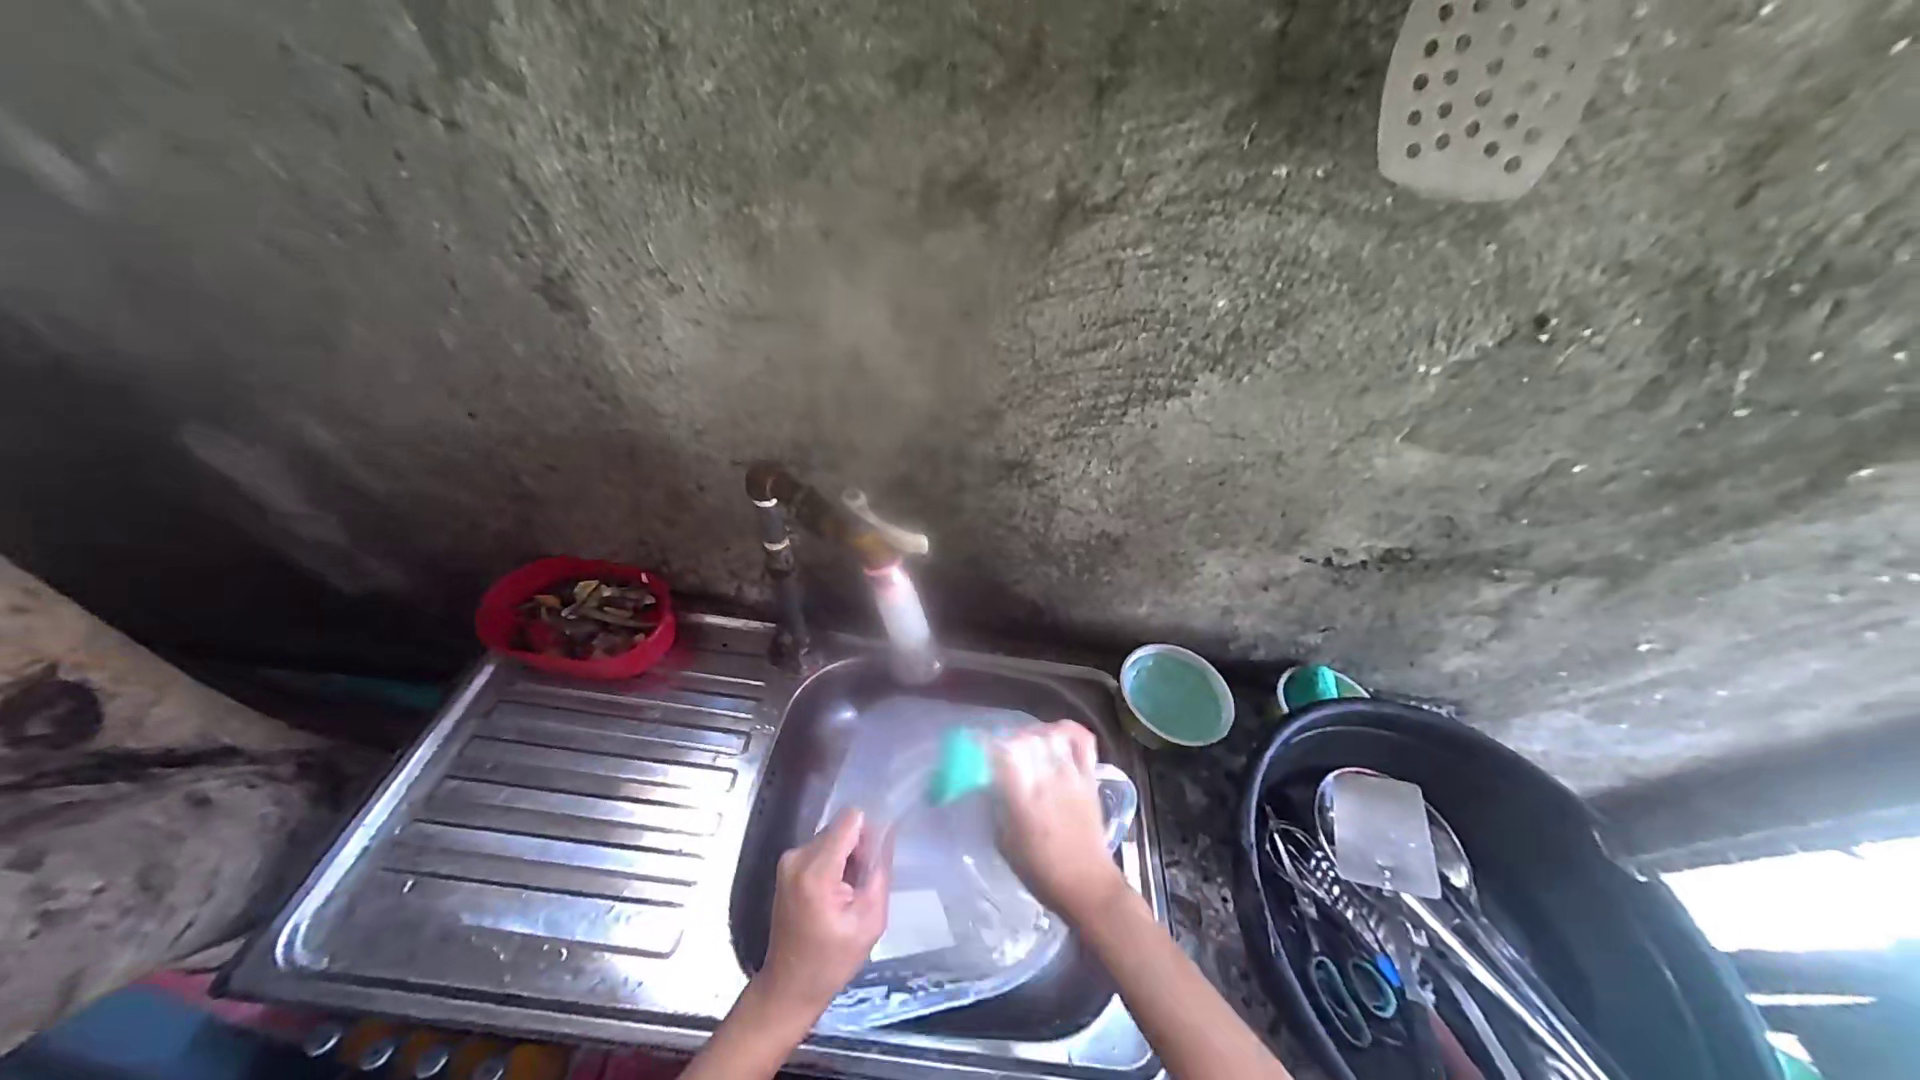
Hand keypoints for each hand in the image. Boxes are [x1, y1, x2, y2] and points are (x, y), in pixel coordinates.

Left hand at [755, 807, 891, 1020]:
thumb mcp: (870, 920)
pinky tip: (835, 894)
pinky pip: (821, 848)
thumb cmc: (832, 961)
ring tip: (848, 894)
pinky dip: (834, 863)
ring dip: (847, 857)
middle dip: (858, 849)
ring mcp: (789, 860)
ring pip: (833, 836)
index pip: (850, 819)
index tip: (874, 862)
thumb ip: (879, 871)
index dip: (869, 834)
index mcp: (816, 870)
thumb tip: (887, 834)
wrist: (789, 986)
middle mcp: (797, 856)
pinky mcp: (787, 866)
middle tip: (861, 886)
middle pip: (841, 827)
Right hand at [991, 721, 1127, 923]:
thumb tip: (988, 782)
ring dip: (1033, 735)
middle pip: (1025, 739)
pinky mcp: (1089, 777)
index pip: (1002, 755)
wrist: (1087, 884)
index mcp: (1024, 800)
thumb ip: (996, 806)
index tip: (974, 748)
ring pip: (1050, 736)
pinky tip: (1055, 736)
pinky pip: (1083, 741)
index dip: (985, 745)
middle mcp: (1048, 781)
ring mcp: (1072, 776)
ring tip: (1025, 746)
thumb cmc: (1041, 871)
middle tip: (999, 752)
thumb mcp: (1004, 842)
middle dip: (1007, 740)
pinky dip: (1068, 731)